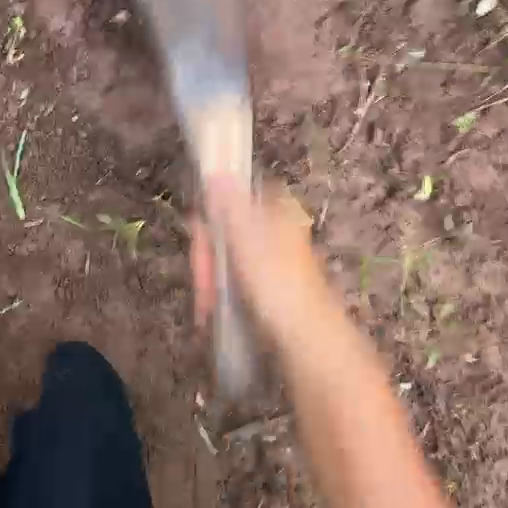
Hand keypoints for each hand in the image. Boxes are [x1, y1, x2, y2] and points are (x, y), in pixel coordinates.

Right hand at [193, 176, 330, 340]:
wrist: (306, 337)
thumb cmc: (277, 285)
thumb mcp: (246, 239)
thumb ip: (228, 205)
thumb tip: (216, 170)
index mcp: (276, 214)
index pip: (236, 197)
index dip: (213, 213)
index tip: (201, 232)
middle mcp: (275, 233)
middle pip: (226, 230)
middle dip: (208, 257)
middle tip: (204, 279)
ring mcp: (271, 262)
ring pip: (227, 259)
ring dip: (210, 280)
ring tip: (207, 303)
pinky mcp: (268, 288)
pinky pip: (234, 281)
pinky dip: (220, 293)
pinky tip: (213, 310)